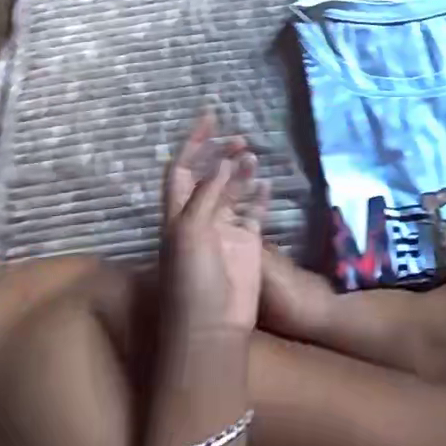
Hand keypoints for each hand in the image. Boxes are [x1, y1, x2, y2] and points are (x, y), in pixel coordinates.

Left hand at [160, 112, 270, 337]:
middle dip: (221, 154)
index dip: (194, 142)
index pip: (183, 168)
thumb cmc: (192, 281)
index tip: (211, 118)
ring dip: (242, 172)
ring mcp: (224, 230)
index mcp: (178, 214)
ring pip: (233, 191)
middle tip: (240, 139)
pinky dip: (260, 196)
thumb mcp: (191, 232)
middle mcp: (200, 217)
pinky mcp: (246, 243)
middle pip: (209, 176)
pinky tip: (268, 184)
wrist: (213, 328)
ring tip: (254, 158)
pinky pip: (254, 212)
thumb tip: (225, 163)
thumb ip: (208, 195)